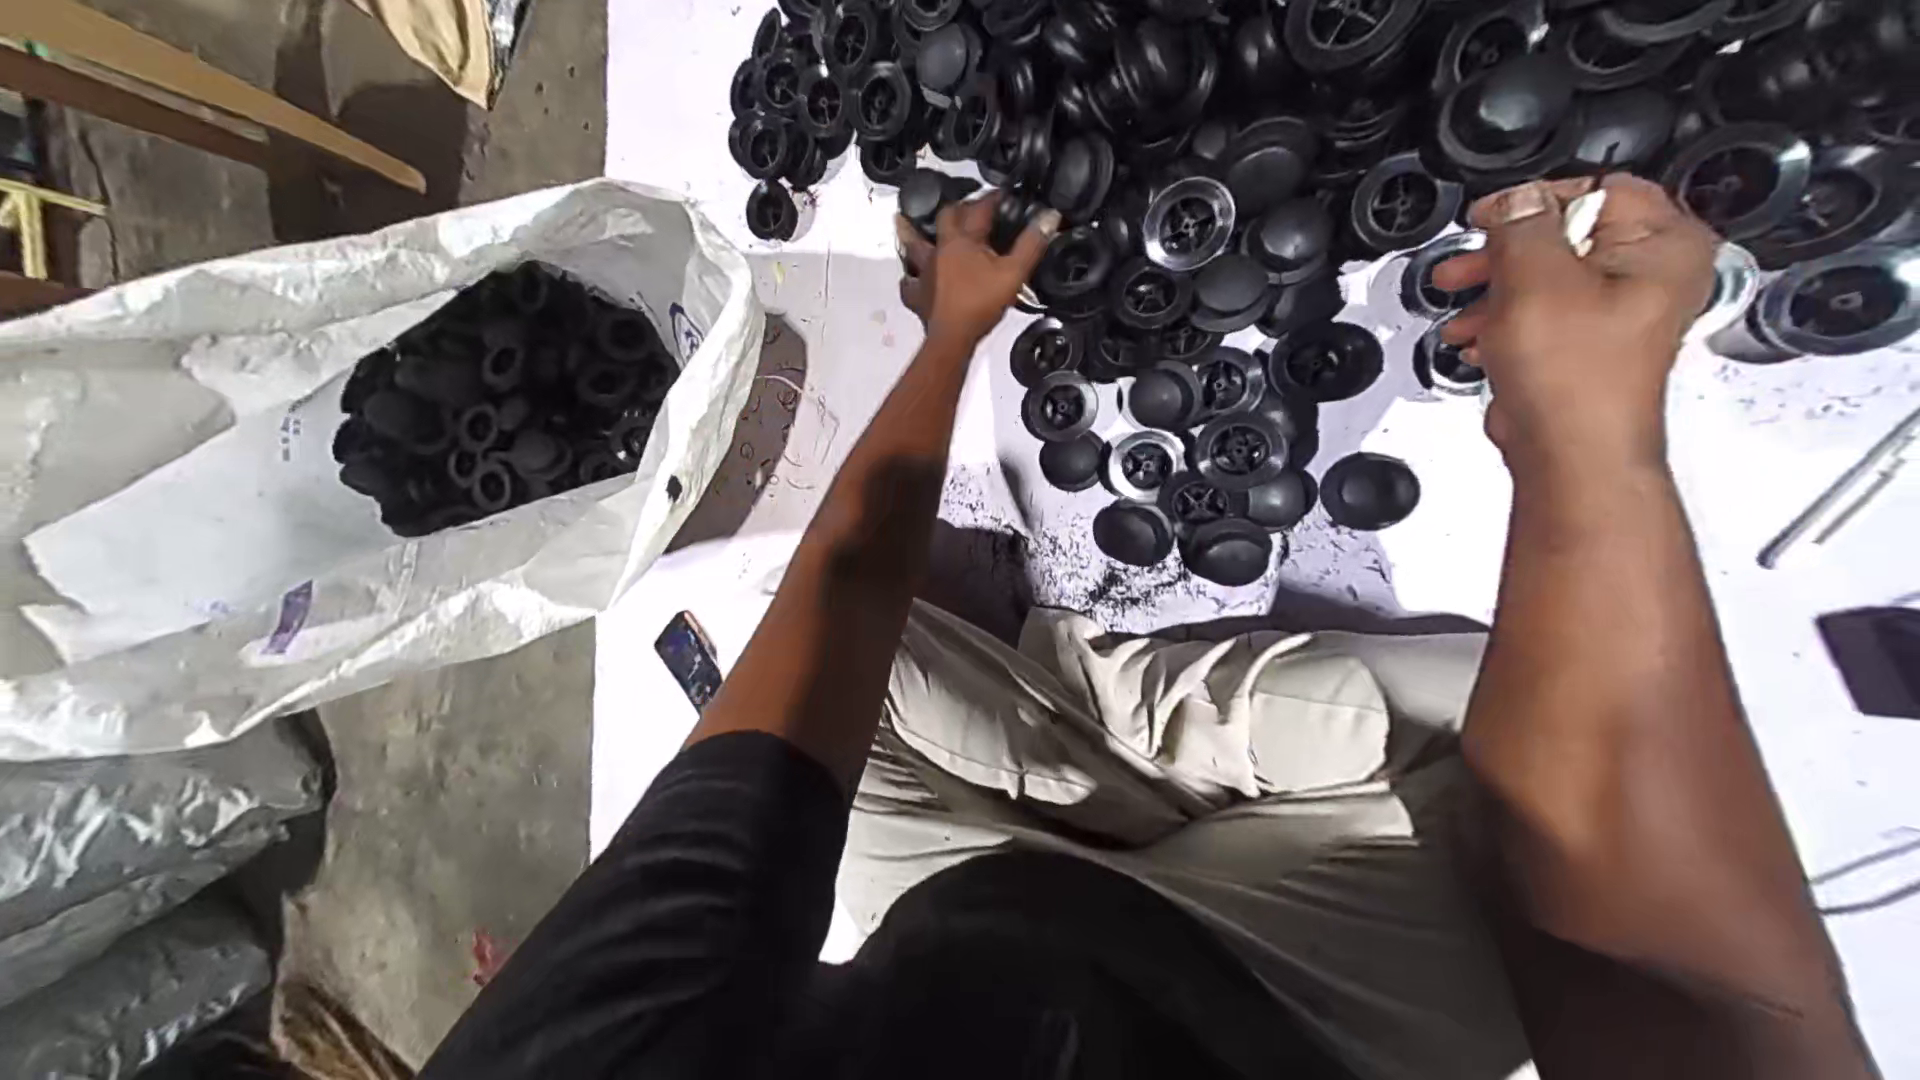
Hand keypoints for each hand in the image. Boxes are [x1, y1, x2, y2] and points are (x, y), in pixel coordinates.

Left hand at [897, 193, 1059, 347]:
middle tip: (966, 206)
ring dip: (911, 232)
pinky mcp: (918, 296)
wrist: (953, 337)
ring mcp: (926, 272)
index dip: (993, 197)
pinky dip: (910, 279)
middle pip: (945, 218)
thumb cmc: (979, 306)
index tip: (1003, 194)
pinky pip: (909, 284)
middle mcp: (940, 250)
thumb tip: (1049, 218)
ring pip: (914, 245)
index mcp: (963, 240)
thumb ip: (1032, 244)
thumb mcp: (1014, 273)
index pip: (980, 208)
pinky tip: (911, 277)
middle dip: (957, 208)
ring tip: (904, 221)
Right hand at [1433, 173, 1718, 477]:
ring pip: (1543, 281)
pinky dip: (1502, 323)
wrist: (1567, 447)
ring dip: (1493, 293)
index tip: (1486, 217)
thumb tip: (1516, 200)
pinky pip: (1537, 317)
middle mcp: (1646, 276)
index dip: (1534, 200)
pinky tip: (1477, 339)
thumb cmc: (1571, 378)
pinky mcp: (1580, 346)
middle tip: (1461, 266)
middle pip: (1564, 238)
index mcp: (1659, 246)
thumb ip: (1524, 231)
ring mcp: (1613, 314)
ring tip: (1459, 311)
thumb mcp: (1536, 285)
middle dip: (1501, 255)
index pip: (1598, 190)